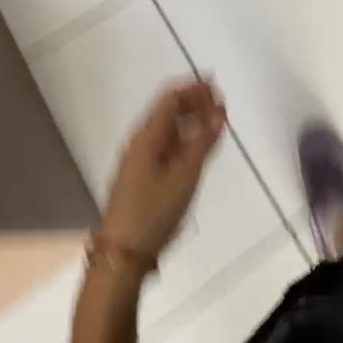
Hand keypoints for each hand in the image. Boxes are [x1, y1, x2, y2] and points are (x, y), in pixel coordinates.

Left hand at [96, 81, 226, 264]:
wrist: (122, 254)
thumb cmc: (154, 211)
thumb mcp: (185, 176)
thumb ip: (204, 142)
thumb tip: (219, 111)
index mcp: (147, 136)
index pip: (171, 97)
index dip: (194, 88)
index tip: (218, 88)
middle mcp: (140, 142)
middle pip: (167, 110)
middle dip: (194, 102)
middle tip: (220, 107)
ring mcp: (138, 160)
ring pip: (166, 128)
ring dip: (190, 121)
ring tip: (214, 126)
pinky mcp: (141, 176)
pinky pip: (164, 145)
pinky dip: (183, 139)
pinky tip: (197, 150)